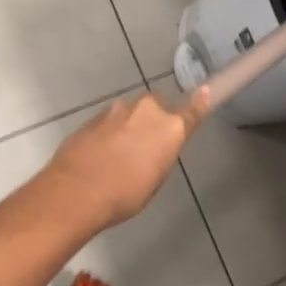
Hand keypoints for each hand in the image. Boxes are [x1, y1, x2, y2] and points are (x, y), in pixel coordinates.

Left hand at [38, 88, 212, 230]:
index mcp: (170, 128)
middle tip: (145, 145)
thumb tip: (154, 145)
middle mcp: (147, 110)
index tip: (206, 91)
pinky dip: (109, 131)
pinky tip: (100, 153)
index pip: (192, 110)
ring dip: (129, 125)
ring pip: (130, 112)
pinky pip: (109, 121)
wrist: (78, 190)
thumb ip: (160, 152)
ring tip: (119, 154)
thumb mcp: (155, 178)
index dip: (199, 101)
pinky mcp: (94, 116)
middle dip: (152, 119)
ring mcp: (118, 110)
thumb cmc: (126, 194)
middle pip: (156, 106)